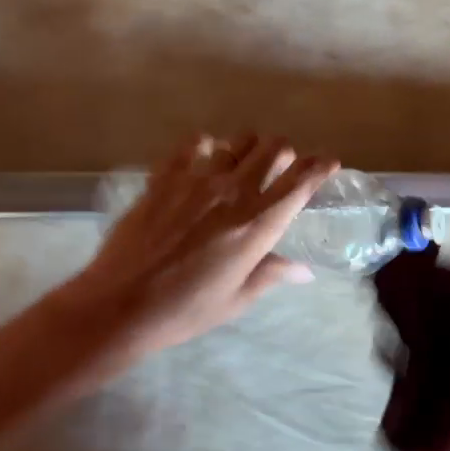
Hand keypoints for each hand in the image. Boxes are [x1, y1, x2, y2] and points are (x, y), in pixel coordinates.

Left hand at [56, 133, 338, 358]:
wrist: (121, 303)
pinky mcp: (166, 175)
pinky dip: (207, 146)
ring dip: (249, 148)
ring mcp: (197, 179)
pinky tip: (203, 162)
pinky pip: (194, 142)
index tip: (329, 162)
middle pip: (274, 148)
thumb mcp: (236, 299)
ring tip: (242, 164)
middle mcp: (233, 192)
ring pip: (238, 140)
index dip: (321, 166)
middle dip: (285, 153)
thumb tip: (304, 269)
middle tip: (280, 169)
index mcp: (257, 226)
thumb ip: (271, 273)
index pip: (301, 181)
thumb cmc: (185, 310)